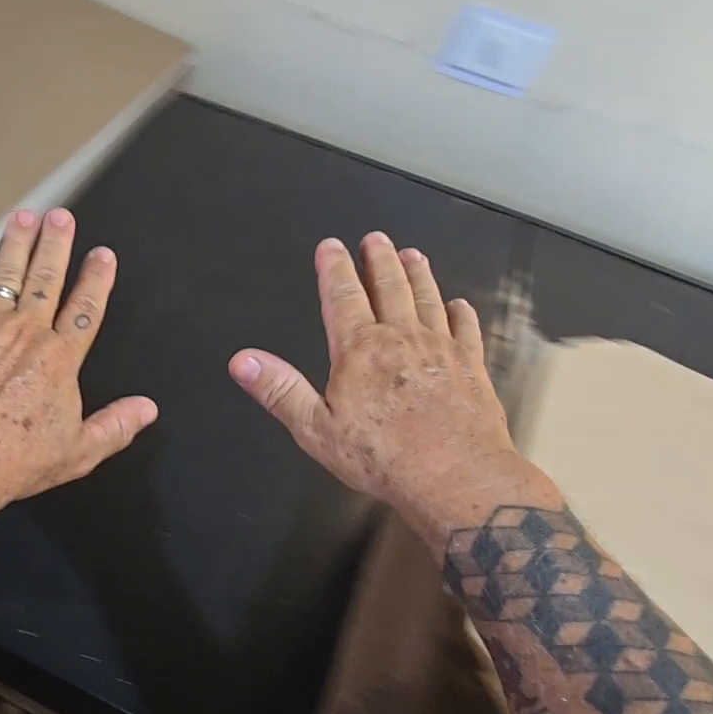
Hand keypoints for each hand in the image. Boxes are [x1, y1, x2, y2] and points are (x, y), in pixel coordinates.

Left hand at [0, 208, 158, 520]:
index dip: (96, 280)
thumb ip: (115, 426)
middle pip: (46, 280)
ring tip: (25, 216)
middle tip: (62, 217)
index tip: (102, 256)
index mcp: (59, 360)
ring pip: (4, 274)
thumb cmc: (13, 460)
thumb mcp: (77, 452)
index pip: (85, 309)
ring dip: (16, 243)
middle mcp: (25, 334)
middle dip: (56, 245)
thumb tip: (147, 409)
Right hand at [228, 232, 556, 542]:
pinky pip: (466, 330)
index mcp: (360, 349)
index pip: (342, 297)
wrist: (454, 476)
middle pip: (390, 288)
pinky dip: (461, 313)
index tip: (331, 246)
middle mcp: (402, 338)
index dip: (334, 269)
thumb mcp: (314, 428)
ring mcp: (441, 350)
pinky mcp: (471, 369)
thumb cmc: (379, 455)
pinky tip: (459, 305)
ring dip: (418, 275)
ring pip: (428, 300)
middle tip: (376, 238)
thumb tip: (241, 360)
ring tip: (412, 255)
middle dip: (379, 260)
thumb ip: (278, 390)